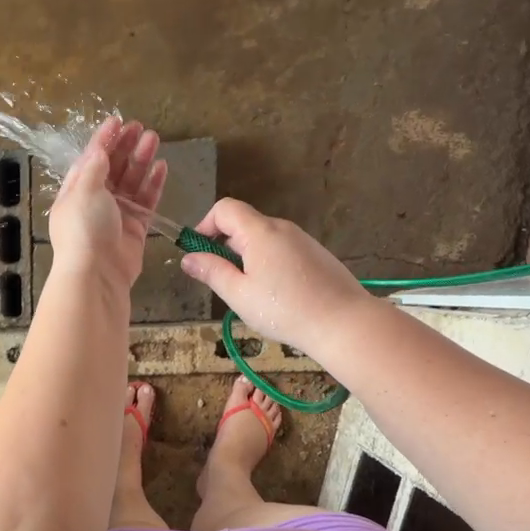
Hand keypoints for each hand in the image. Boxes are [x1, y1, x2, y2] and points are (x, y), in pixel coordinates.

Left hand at [47, 117, 167, 285]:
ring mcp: (115, 218)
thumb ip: (94, 167)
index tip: (118, 120)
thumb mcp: (84, 190)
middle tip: (141, 128)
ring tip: (153, 139)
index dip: (103, 140)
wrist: (96, 274)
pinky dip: (152, 185)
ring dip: (141, 161)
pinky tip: (161, 167)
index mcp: (74, 193)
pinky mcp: (134, 230)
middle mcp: (93, 204)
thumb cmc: (84, 228)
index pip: (89, 161)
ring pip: (130, 183)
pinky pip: (145, 203)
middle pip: (111, 170)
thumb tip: (99, 149)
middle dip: (125, 147)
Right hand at [179, 199, 377, 350]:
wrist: (341, 321)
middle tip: (222, 282)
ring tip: (248, 292)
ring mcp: (301, 239)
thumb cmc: (283, 309)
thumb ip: (212, 272)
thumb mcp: (238, 294)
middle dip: (224, 246)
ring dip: (245, 257)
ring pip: (262, 239)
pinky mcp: (314, 254)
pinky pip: (281, 249)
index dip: (205, 225)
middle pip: (243, 224)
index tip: (199, 254)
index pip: (225, 209)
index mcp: (260, 232)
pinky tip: (274, 294)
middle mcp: (282, 228)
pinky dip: (266, 263)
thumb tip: (188, 258)